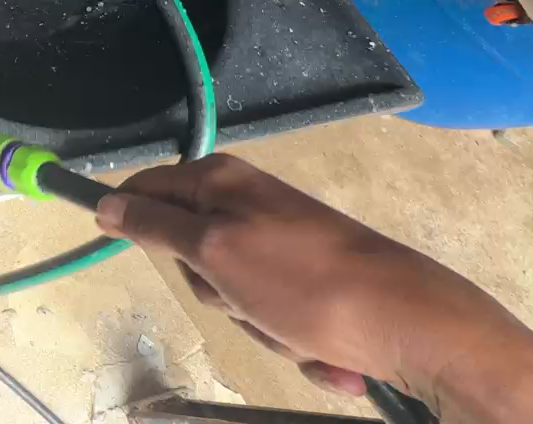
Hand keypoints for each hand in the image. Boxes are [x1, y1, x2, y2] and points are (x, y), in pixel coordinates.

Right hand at [96, 154, 532, 421]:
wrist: (429, 334)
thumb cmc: (306, 285)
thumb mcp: (213, 251)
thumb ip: (152, 224)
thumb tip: (102, 203)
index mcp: (218, 181)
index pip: (143, 187)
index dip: (130, 219)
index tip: (131, 251)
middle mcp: (248, 203)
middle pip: (188, 244)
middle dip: (211, 286)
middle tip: (239, 297)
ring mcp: (286, 243)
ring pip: (233, 286)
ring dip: (256, 319)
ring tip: (295, 331)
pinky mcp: (319, 282)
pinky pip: (278, 311)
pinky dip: (294, 336)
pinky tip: (325, 350)